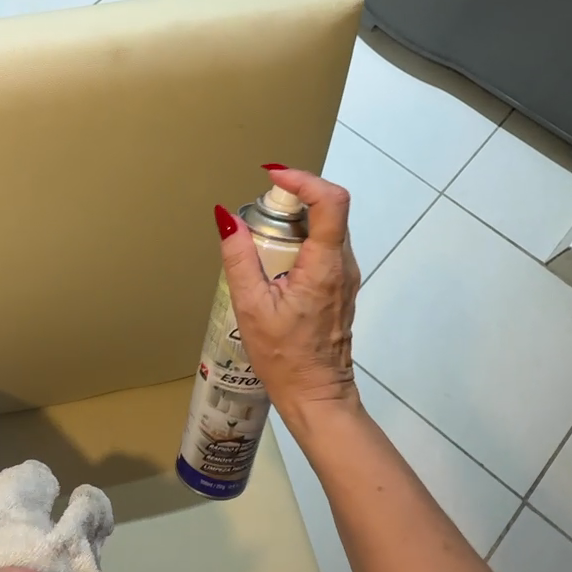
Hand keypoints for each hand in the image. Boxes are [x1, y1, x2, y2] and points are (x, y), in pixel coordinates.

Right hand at [215, 167, 362, 439]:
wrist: (317, 394)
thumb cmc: (284, 356)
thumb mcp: (251, 307)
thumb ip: (239, 258)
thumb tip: (226, 217)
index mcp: (326, 266)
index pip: (331, 201)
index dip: (303, 179)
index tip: (271, 176)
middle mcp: (344, 264)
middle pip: (329, 209)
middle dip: (293, 198)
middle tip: (258, 209)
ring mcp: (345, 276)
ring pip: (326, 228)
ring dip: (294, 220)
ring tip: (260, 237)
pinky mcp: (340, 286)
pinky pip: (323, 248)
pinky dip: (298, 240)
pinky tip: (273, 262)